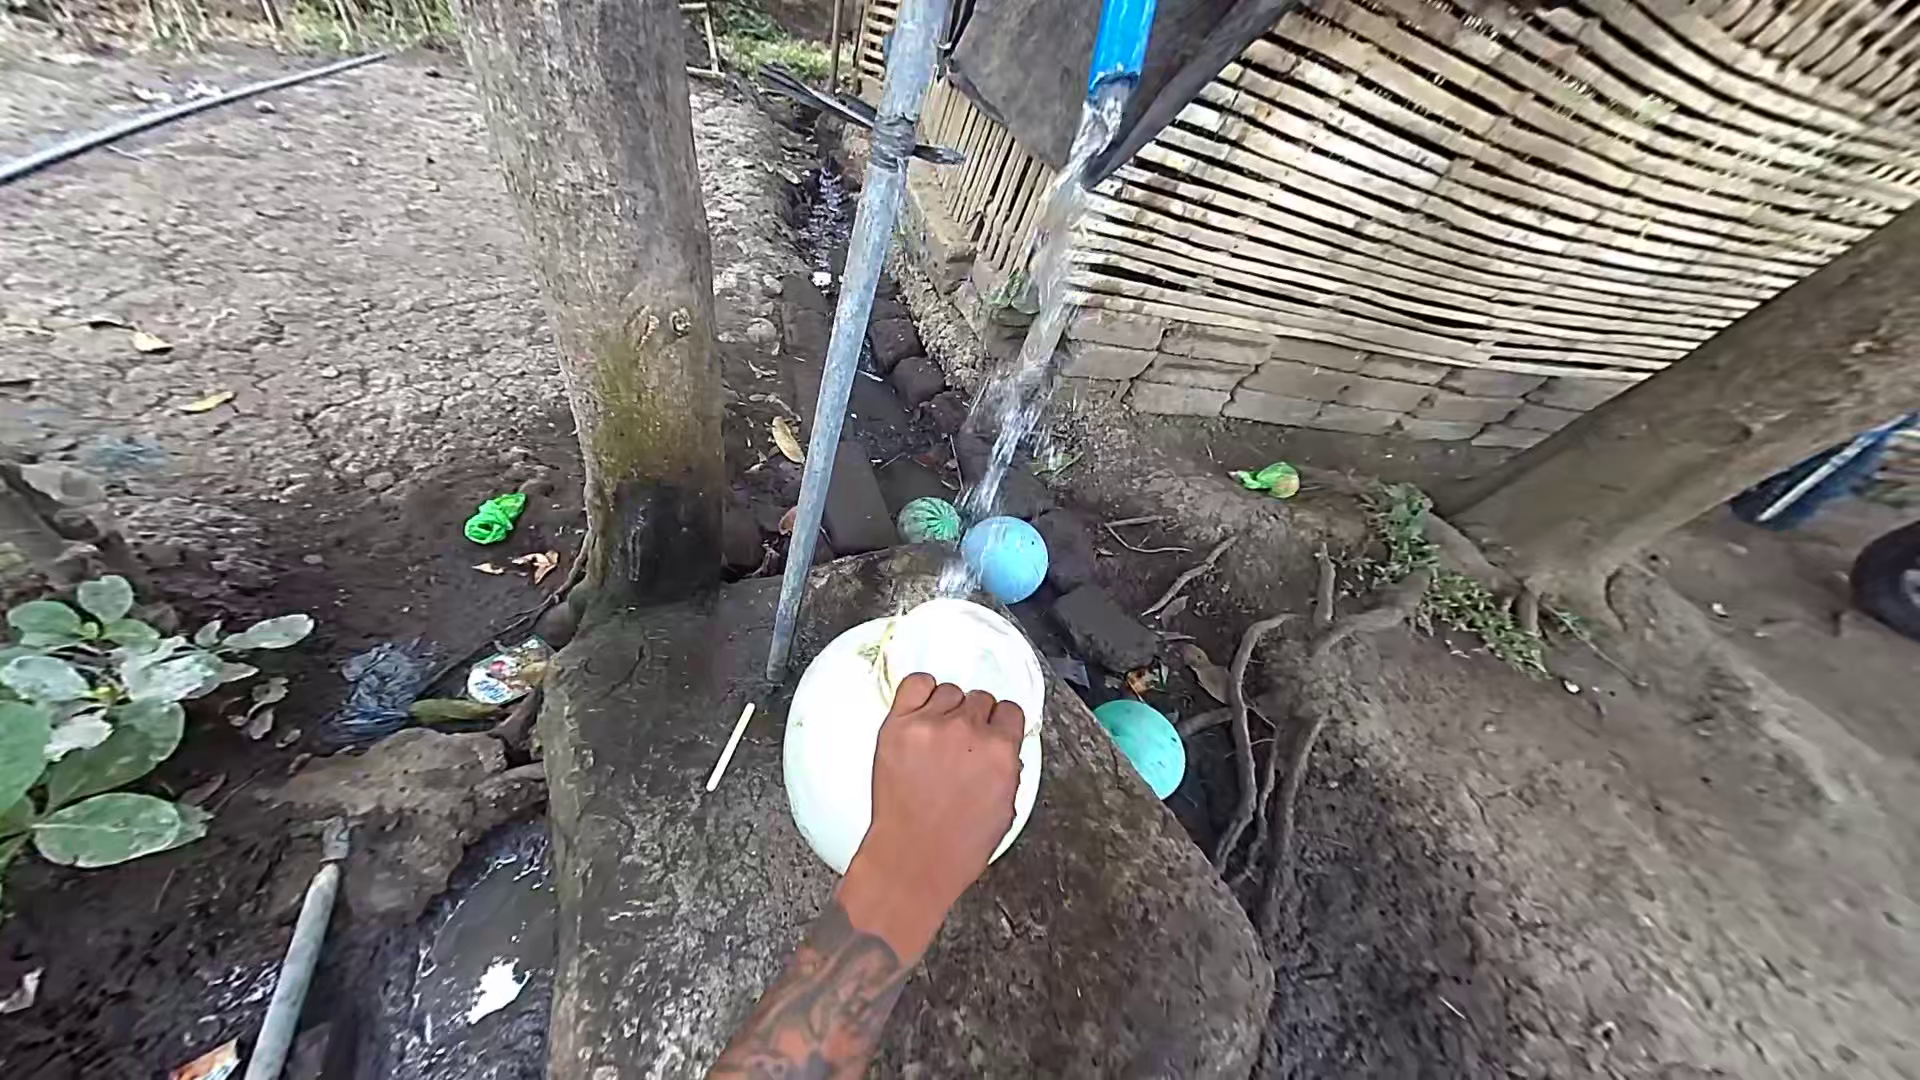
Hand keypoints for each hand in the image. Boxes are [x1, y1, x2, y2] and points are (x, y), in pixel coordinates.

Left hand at [835, 673, 1024, 961]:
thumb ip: (1008, 766)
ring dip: (947, 708)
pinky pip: (916, 683)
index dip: (1000, 722)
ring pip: (950, 690)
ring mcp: (931, 725)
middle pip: (980, 698)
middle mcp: (968, 732)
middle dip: (974, 718)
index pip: (1009, 709)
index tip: (991, 730)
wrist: (912, 861)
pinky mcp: (899, 725)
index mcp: (1001, 751)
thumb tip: (1004, 744)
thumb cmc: (957, 845)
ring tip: (938, 734)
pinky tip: (921, 707)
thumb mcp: (1005, 806)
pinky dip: (921, 690)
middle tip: (961, 741)